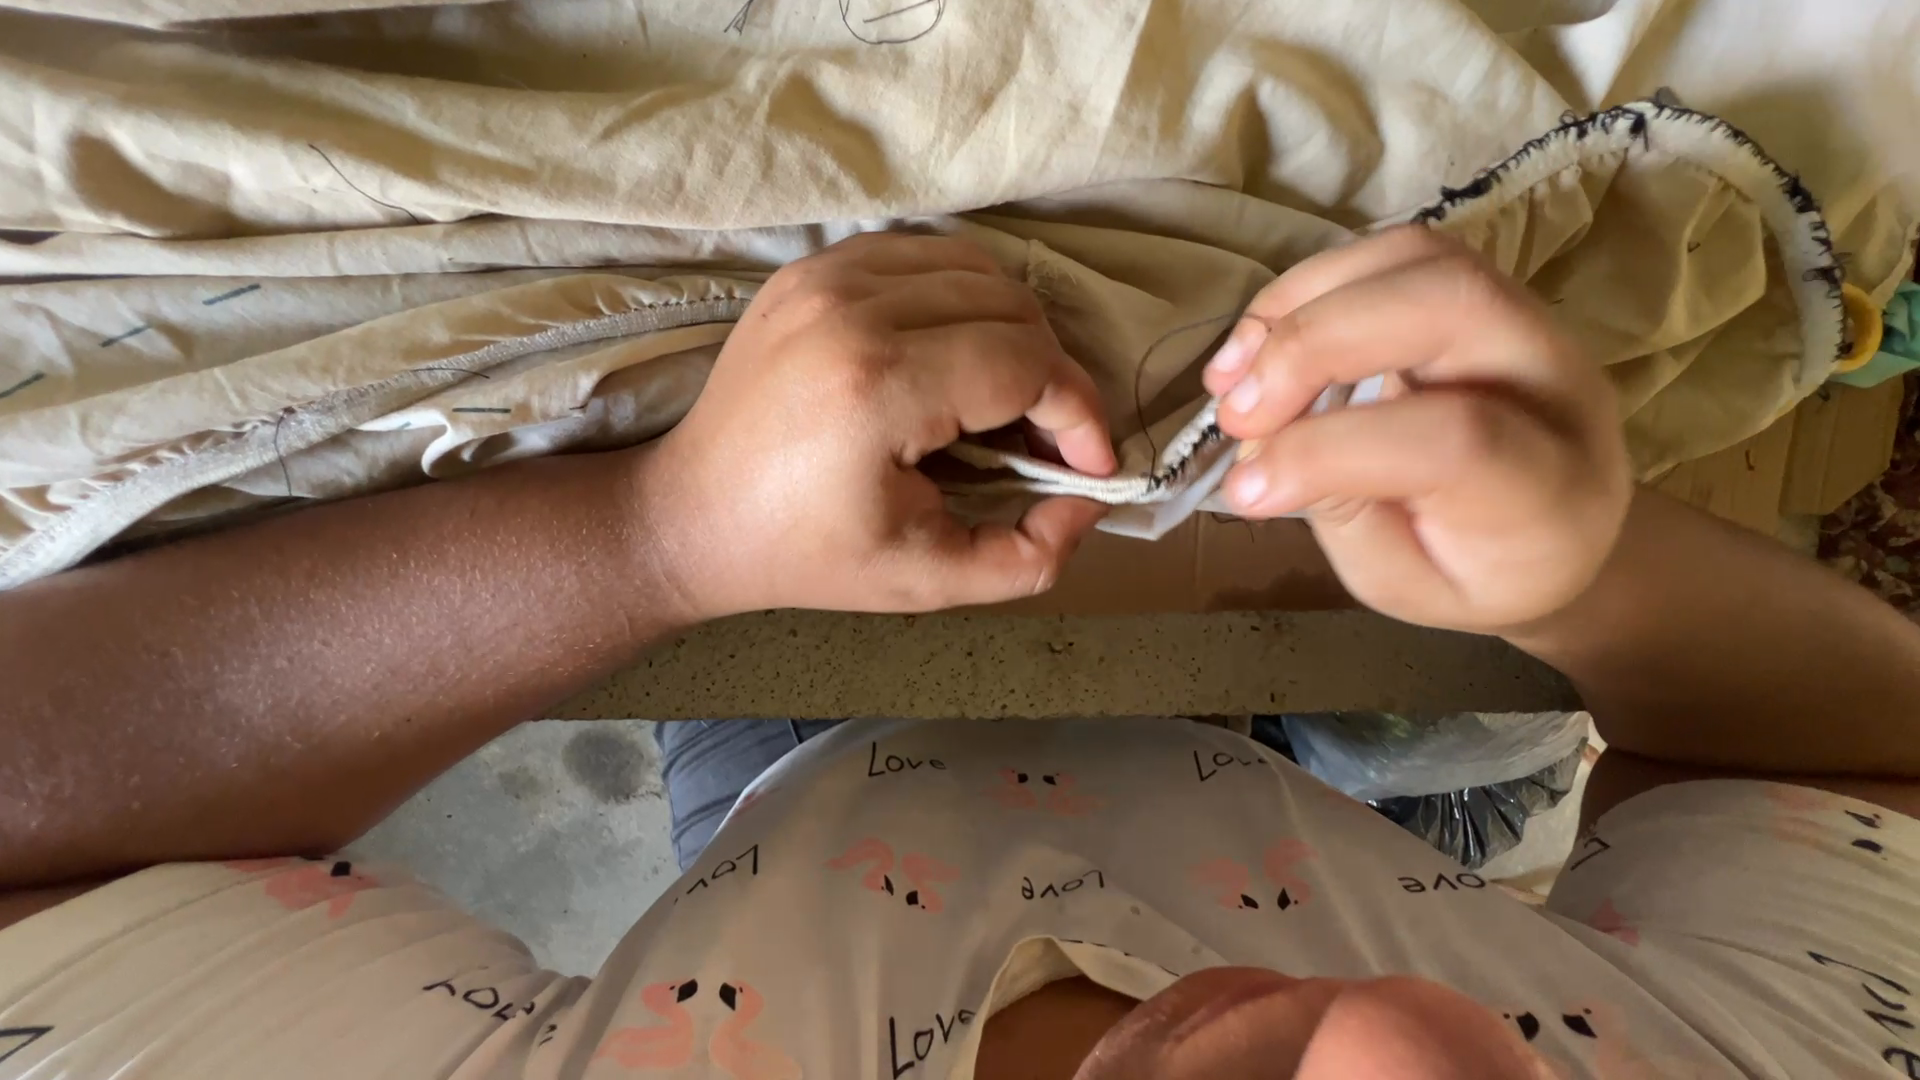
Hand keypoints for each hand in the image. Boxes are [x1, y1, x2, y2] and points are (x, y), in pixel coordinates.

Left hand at [639, 232, 1115, 618]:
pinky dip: (964, 302)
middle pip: (1012, 307)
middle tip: (1048, 442)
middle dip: (1053, 378)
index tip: (1089, 465)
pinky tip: (958, 357)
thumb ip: (1031, 556)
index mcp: (878, 387)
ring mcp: (824, 276)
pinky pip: (925, 258)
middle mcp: (850, 307)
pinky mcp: (810, 270)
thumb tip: (1092, 498)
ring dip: (1015, 334)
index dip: (1079, 413)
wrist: (696, 518)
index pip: (1026, 363)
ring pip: (977, 270)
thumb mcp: (929, 582)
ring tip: (1008, 401)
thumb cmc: (809, 557)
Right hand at [1201, 227, 1631, 633]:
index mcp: (1548, 483)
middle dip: (1311, 347)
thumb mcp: (1404, 583)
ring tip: (1229, 376)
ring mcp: (1520, 320)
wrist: (1553, 532)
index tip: (1244, 493)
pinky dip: (1302, 292)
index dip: (1327, 453)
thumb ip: (1346, 517)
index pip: (1451, 437)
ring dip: (1296, 305)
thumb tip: (1261, 457)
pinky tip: (1254, 347)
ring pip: (1413, 257)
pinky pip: (1388, 257)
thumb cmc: (1471, 571)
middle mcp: (1552, 378)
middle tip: (1237, 417)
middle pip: (1446, 301)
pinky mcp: (1473, 295)